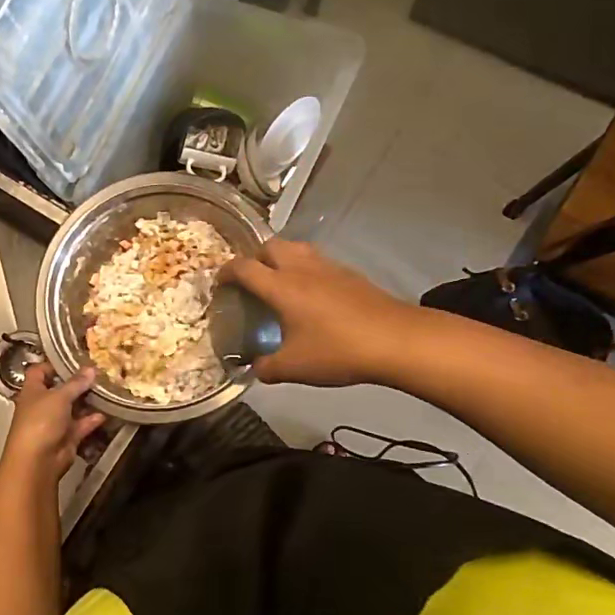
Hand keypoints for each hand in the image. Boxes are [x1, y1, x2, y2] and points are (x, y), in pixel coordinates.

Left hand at [0, 363, 105, 486]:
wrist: (38, 460)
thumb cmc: (41, 421)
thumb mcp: (59, 396)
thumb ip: (76, 383)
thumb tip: (90, 369)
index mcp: (32, 391)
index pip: (38, 371)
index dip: (52, 364)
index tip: (73, 358)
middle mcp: (42, 405)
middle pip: (59, 389)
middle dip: (77, 383)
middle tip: (97, 373)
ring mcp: (54, 422)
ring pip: (73, 408)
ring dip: (87, 401)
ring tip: (106, 389)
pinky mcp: (66, 437)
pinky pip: (81, 425)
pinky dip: (91, 420)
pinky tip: (106, 412)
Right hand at [221, 239, 421, 386]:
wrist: (394, 340)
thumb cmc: (338, 351)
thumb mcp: (295, 367)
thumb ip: (268, 367)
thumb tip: (255, 368)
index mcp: (282, 286)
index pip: (244, 267)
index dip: (226, 272)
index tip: (219, 284)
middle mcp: (303, 268)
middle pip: (271, 246)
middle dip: (255, 258)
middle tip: (252, 283)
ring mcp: (330, 267)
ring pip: (298, 249)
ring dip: (283, 260)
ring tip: (280, 286)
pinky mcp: (351, 274)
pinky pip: (318, 262)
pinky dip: (306, 271)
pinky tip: (312, 298)